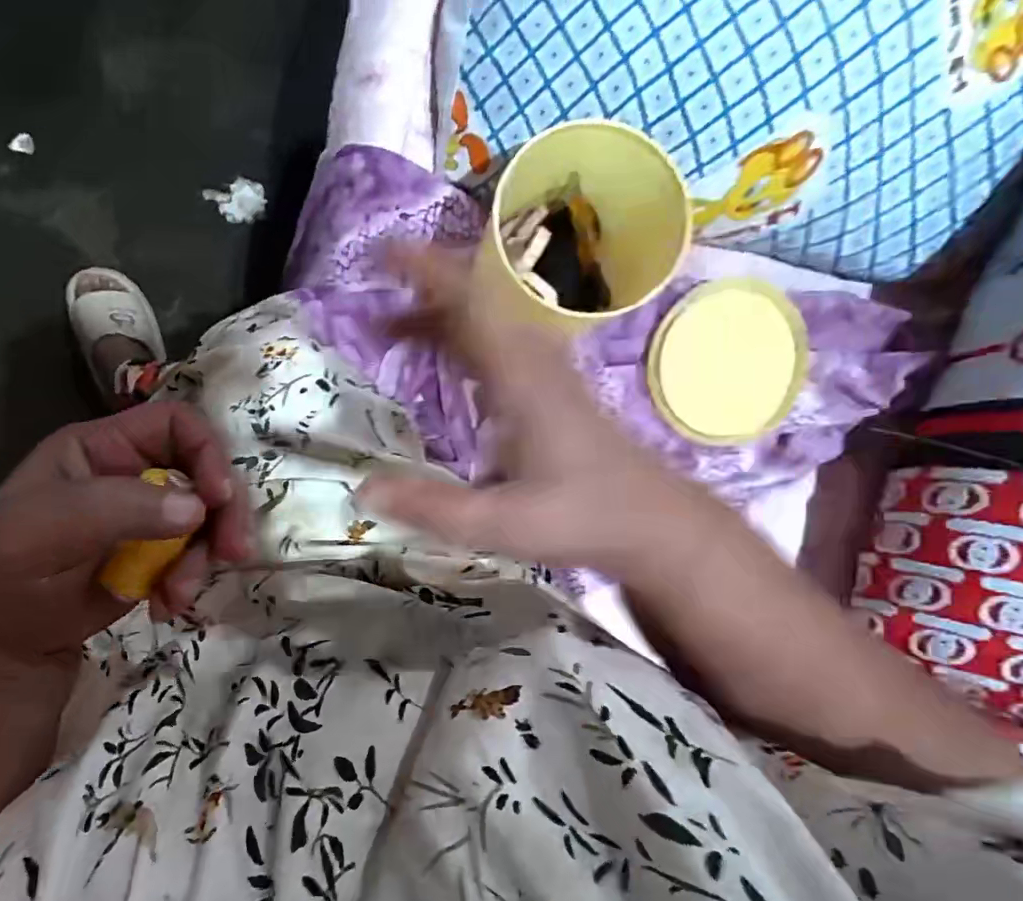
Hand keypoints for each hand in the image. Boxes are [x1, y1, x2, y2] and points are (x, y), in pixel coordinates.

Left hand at [0, 401, 256, 676]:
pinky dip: (190, 582)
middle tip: (234, 552)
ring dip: (204, 556)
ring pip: (205, 520)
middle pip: (203, 473)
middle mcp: (129, 476)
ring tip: (179, 595)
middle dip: (223, 512)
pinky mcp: (151, 562)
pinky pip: (192, 560)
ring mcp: (143, 522)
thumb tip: (199, 507)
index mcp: (100, 448)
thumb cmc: (3, 571)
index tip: (218, 497)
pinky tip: (167, 606)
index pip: (174, 424)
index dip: (206, 452)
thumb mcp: (47, 527)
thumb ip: (120, 508)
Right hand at [357, 246, 726, 579]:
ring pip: (489, 324)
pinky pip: (499, 347)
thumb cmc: (585, 518)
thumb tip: (363, 488)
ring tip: (393, 331)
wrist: (659, 524)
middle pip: (478, 305)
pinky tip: (445, 366)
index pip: (473, 306)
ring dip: (441, 317)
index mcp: (522, 381)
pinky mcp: (552, 391)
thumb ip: (433, 508)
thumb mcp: (501, 523)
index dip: (429, 273)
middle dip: (423, 293)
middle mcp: (535, 365)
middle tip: (374, 304)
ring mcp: (547, 375)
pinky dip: (463, 341)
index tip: (388, 252)